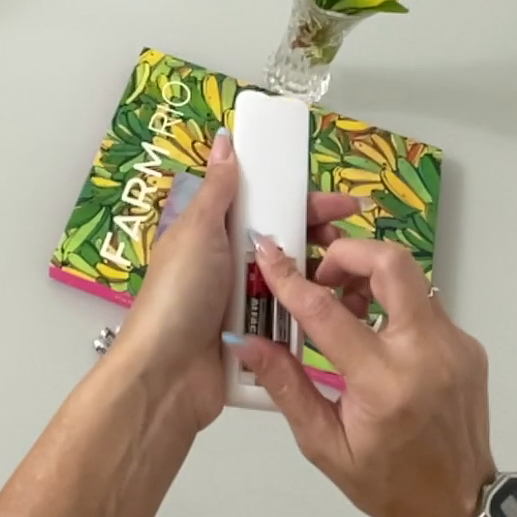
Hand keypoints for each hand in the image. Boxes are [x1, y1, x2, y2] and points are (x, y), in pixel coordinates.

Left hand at [112, 131, 365, 431]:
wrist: (166, 375)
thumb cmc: (178, 294)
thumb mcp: (197, 231)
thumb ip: (218, 189)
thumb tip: (224, 140)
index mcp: (214, 233)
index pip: (266, 205)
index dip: (301, 199)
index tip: (339, 202)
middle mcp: (232, 263)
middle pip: (285, 242)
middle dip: (319, 236)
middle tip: (350, 239)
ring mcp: (245, 302)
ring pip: (292, 280)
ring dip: (318, 274)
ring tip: (344, 274)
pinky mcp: (259, 338)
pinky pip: (291, 318)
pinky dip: (310, 311)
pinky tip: (338, 307)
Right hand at [235, 237, 494, 516]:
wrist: (459, 506)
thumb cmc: (387, 480)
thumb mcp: (324, 444)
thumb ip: (285, 386)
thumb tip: (247, 340)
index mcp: (384, 384)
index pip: (327, 312)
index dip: (290, 278)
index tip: (268, 253)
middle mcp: (426, 354)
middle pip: (390, 264)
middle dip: (349, 253)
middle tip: (323, 273)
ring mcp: (454, 344)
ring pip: (409, 276)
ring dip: (371, 276)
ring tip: (348, 304)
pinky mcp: (467, 343)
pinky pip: (424, 301)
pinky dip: (394, 302)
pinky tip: (378, 332)